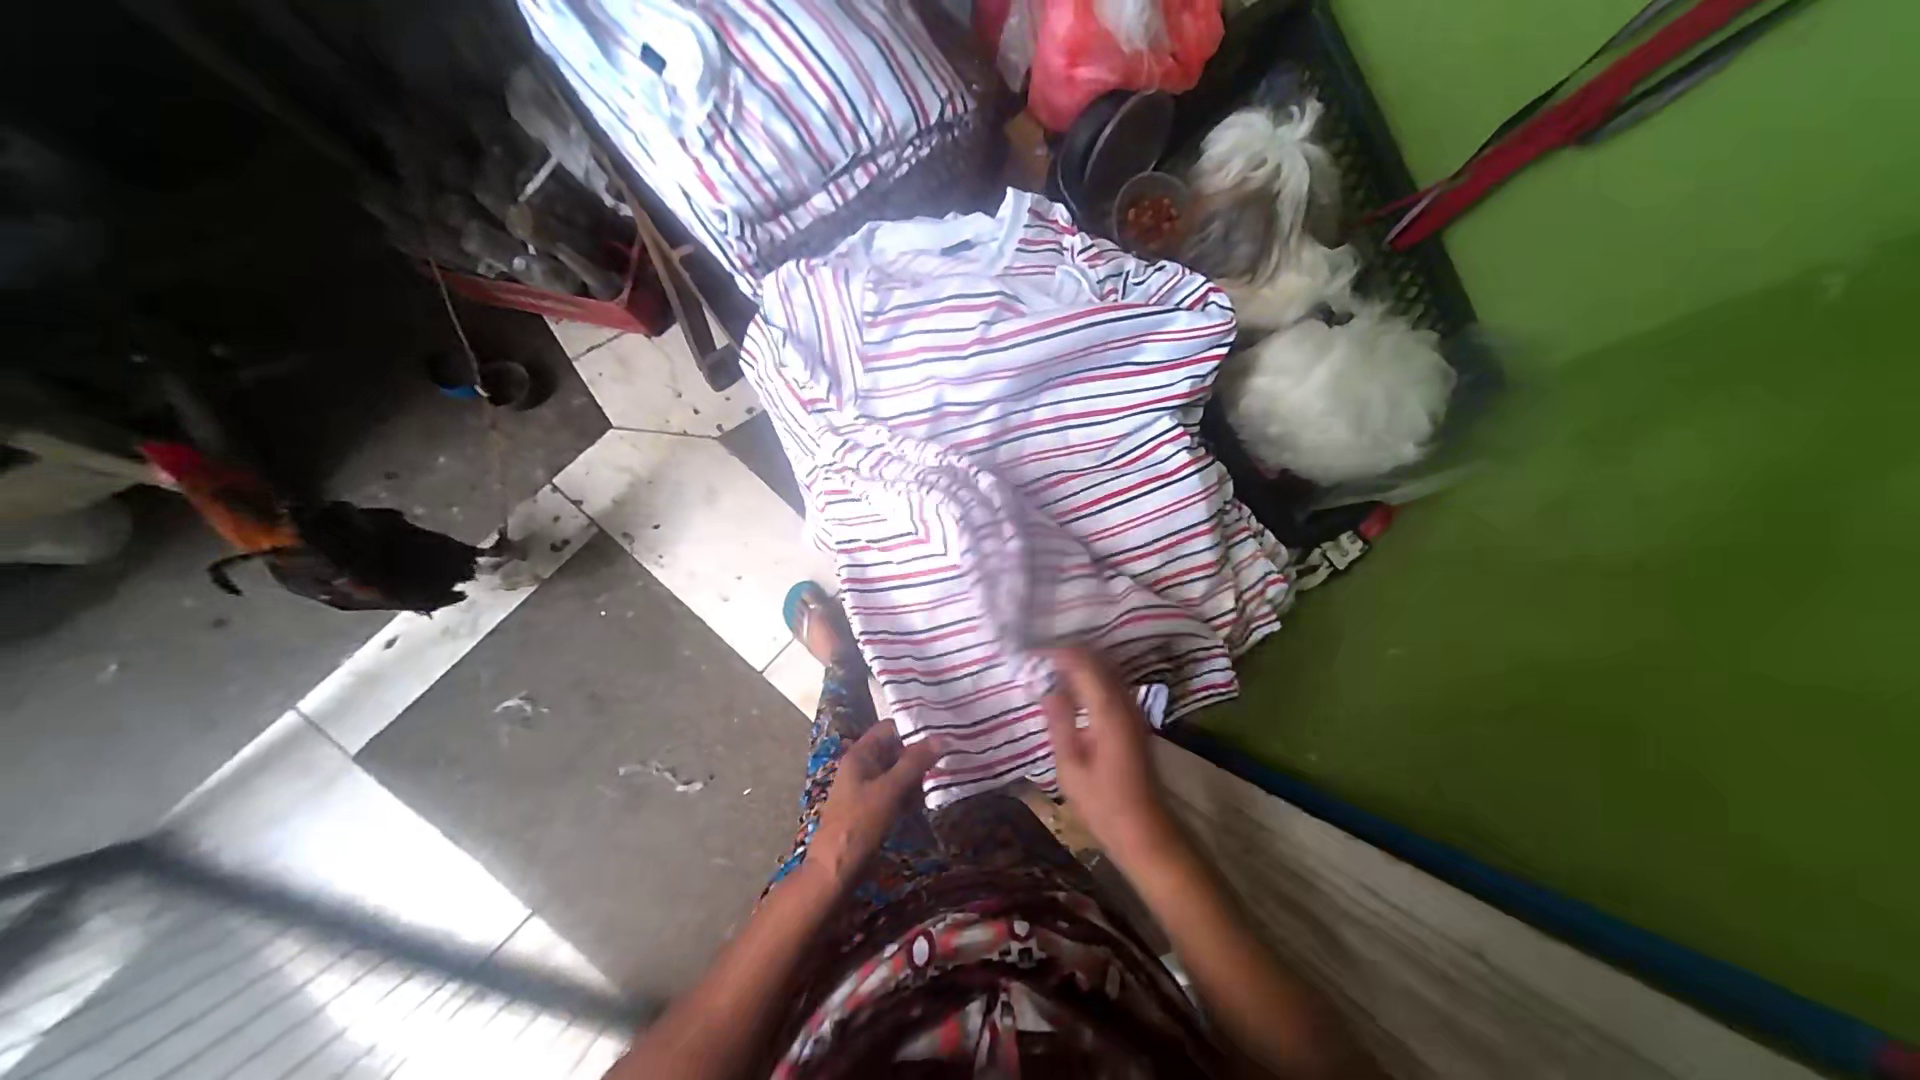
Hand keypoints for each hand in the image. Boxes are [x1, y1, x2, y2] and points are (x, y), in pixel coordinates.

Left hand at [808, 723, 939, 887]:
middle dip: (920, 750)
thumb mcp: (890, 789)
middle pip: (894, 749)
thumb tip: (942, 737)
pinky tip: (931, 794)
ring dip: (918, 772)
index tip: (941, 726)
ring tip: (948, 768)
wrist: (837, 869)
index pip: (888, 728)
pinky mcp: (874, 808)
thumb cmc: (860, 823)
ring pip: (898, 771)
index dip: (912, 725)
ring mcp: (867, 788)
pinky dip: (912, 791)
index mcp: (860, 755)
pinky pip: (897, 791)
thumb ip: (915, 762)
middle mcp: (863, 766)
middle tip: (951, 749)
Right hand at [1041, 646, 1176, 867]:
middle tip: (1036, 661)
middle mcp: (1125, 702)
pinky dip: (1090, 679)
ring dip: (1079, 665)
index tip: (1029, 654)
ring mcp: (1134, 710)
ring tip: (1048, 672)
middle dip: (1066, 655)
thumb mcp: (1069, 765)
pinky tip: (1071, 692)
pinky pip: (1111, 685)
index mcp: (1108, 710)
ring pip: (1106, 670)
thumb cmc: (1102, 803)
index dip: (1055, 653)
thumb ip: (1059, 721)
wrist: (1144, 830)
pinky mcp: (1135, 720)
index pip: (1082, 662)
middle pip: (1097, 660)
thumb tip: (1047, 688)